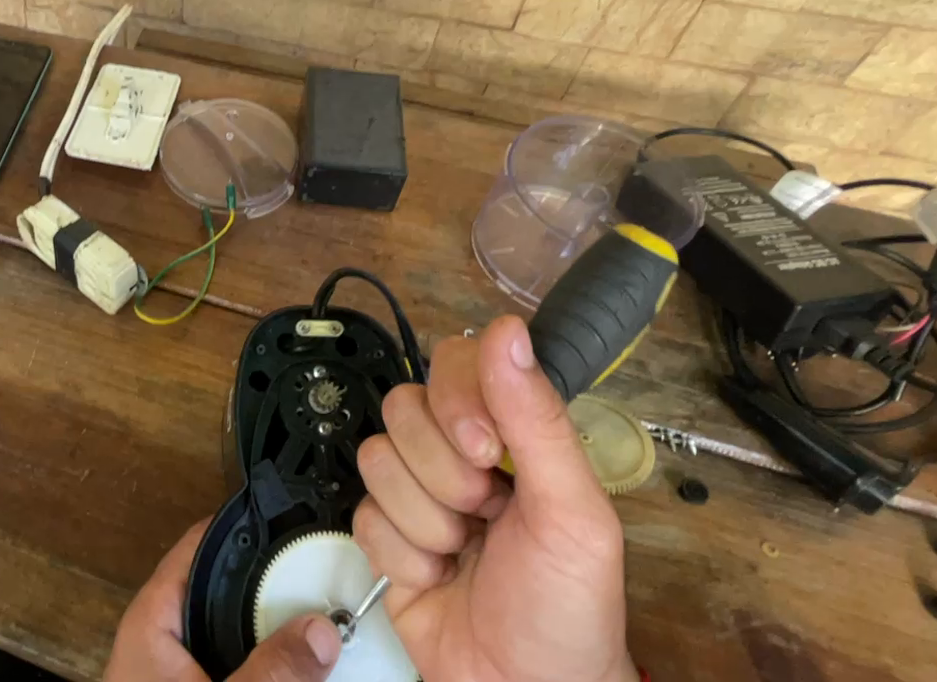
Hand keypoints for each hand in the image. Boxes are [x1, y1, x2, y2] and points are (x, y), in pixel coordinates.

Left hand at [104, 520, 342, 681]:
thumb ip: (272, 671)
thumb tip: (322, 628)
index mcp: (157, 615)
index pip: (202, 544)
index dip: (245, 526)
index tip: (293, 518)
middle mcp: (165, 630)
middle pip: (224, 585)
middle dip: (273, 583)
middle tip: (326, 575)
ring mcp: (178, 664)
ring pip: (234, 628)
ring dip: (273, 628)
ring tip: (324, 619)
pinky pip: (236, 661)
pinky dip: (265, 662)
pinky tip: (299, 672)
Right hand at [354, 315, 634, 681]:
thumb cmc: (568, 608)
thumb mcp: (574, 514)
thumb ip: (537, 418)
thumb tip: (507, 329)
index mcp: (508, 430)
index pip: (452, 362)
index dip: (456, 402)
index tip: (487, 453)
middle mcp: (455, 448)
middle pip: (402, 407)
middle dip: (445, 475)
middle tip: (486, 516)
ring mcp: (414, 488)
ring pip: (375, 458)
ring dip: (425, 521)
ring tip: (463, 553)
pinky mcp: (381, 529)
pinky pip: (361, 512)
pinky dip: (402, 554)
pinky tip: (436, 576)